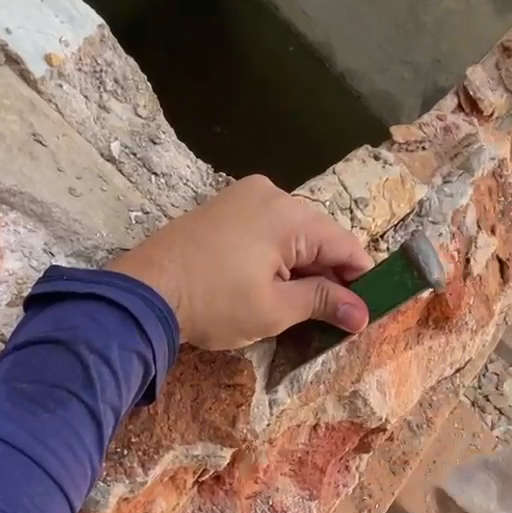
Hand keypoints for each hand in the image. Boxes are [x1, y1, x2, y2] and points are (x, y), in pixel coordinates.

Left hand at [107, 176, 372, 350]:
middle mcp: (270, 194)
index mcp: (290, 215)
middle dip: (329, 276)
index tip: (367, 311)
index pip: (345, 245)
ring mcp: (241, 198)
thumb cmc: (213, 304)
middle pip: (318, 237)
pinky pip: (264, 231)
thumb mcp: (274, 310)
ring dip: (301, 269)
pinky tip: (269, 288)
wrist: (144, 293)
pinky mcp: (221, 210)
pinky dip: (275, 258)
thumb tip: (361, 313)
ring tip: (298, 308)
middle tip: (332, 318)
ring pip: (290, 235)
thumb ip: (322, 304)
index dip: (361, 280)